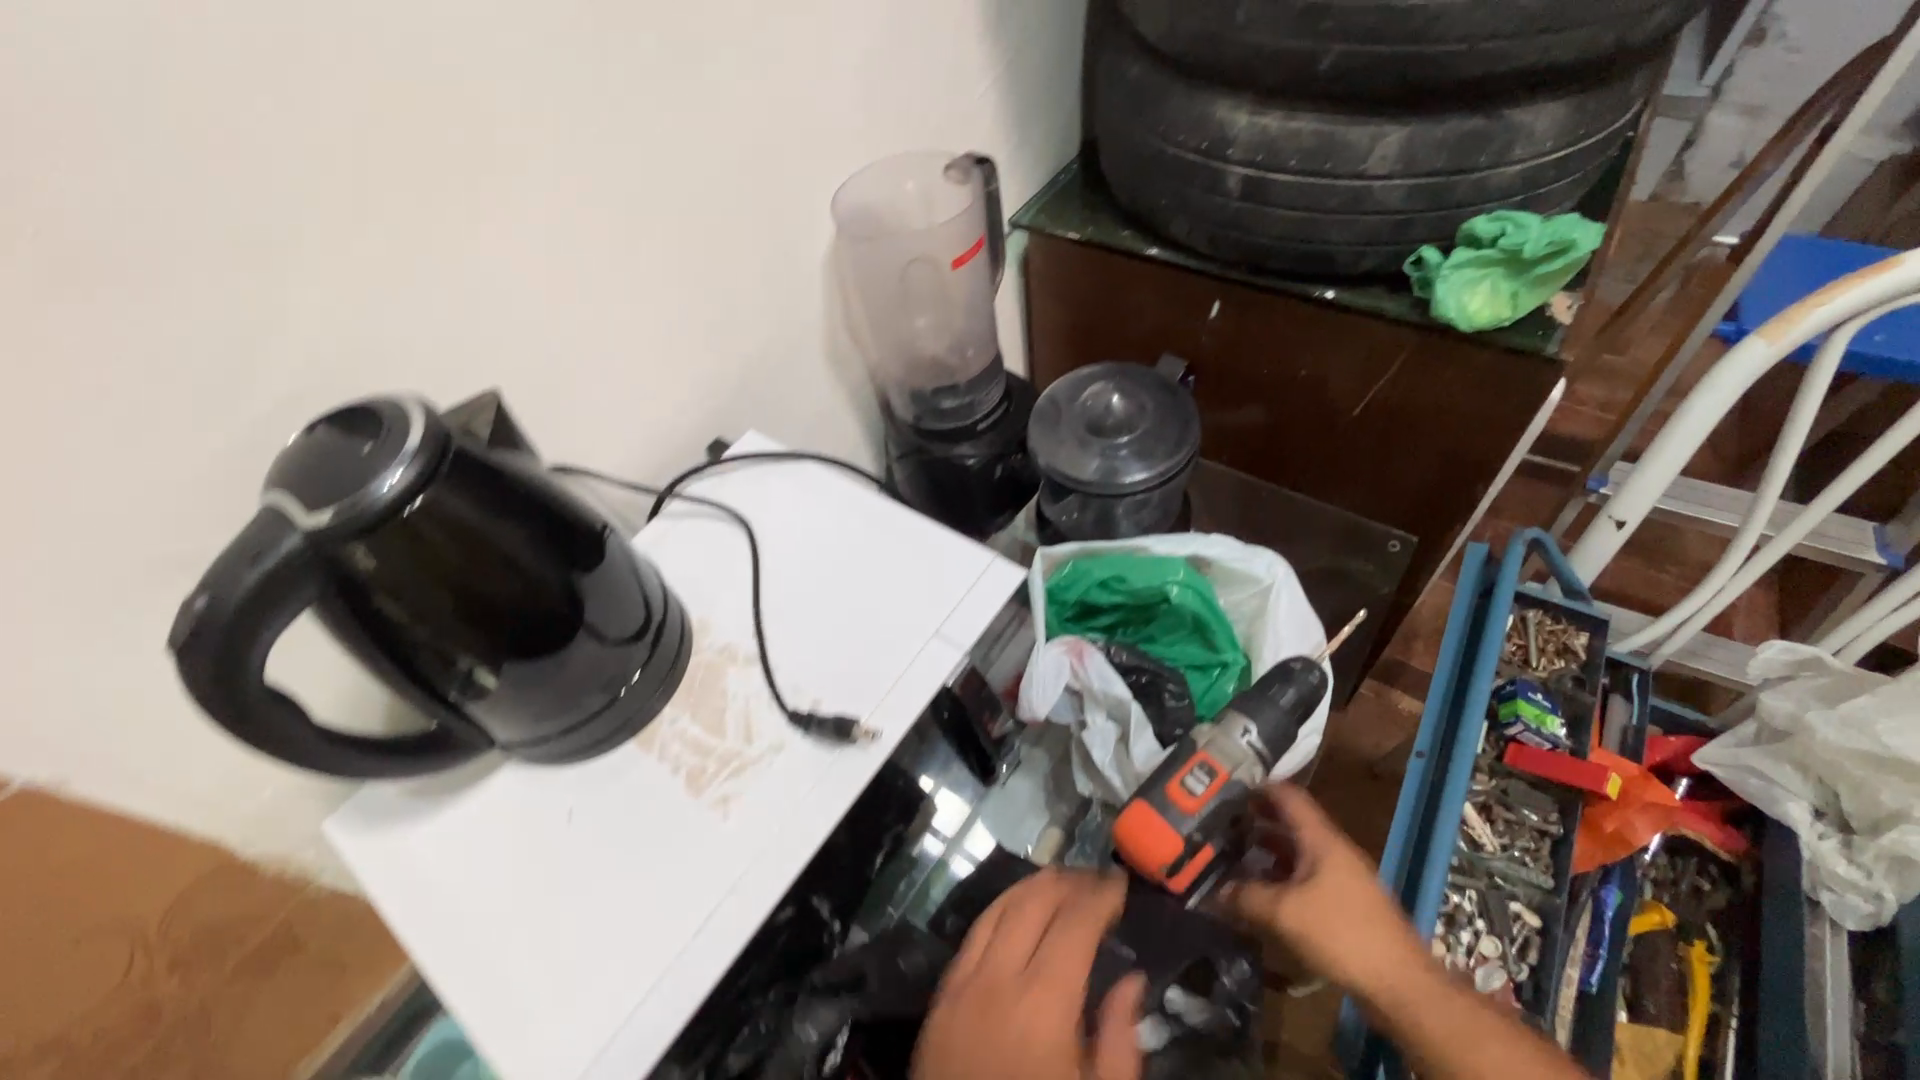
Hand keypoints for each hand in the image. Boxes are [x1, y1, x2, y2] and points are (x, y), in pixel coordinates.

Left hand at [913, 869, 1148, 1079]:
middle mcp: (997, 979)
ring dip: (1030, 888)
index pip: (1075, 923)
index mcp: (1043, 1003)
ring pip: (996, 909)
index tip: (1121, 884)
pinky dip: (998, 912)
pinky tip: (1015, 915)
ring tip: (1060, 883)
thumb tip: (1131, 980)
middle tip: (1096, 879)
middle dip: (1068, 882)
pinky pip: (969, 936)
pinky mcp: (938, 999)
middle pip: (1033, 902)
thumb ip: (1118, 1037)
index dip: (1101, 896)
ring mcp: (961, 985)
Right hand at [1218, 783, 1429, 999]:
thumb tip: (1211, 891)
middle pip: (1290, 824)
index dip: (1259, 786)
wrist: (1400, 983)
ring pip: (1296, 854)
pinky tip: (1257, 893)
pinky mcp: (1343, 905)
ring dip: (1265, 852)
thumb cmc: (1343, 933)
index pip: (1288, 796)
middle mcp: (1332, 851)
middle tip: (1218, 822)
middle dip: (1255, 821)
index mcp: (1322, 840)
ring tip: (1229, 855)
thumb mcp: (1285, 913)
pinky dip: (1278, 879)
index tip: (1226, 785)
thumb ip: (1245, 897)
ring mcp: (1340, 878)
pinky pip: (1303, 879)